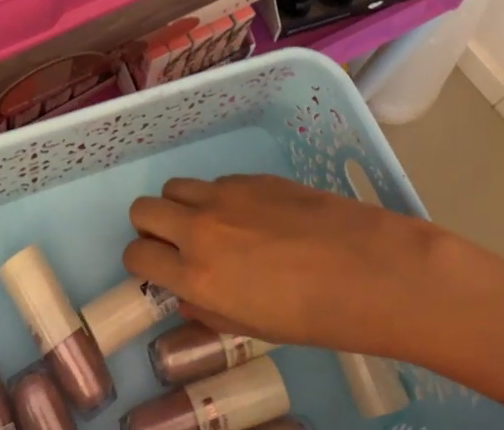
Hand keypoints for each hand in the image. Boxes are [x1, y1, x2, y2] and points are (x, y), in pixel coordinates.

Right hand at [123, 174, 445, 357]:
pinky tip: (253, 216)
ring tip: (212, 225)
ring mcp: (224, 196)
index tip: (158, 269)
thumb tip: (187, 293)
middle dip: (151, 228)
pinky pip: (215, 182)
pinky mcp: (251, 177)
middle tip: (176, 243)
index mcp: (195, 275)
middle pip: (143, 210)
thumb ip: (208, 308)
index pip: (136, 257)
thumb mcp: (251, 327)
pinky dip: (219, 198)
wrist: (367, 269)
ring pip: (174, 188)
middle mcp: (199, 229)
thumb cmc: (313, 316)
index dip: (142, 263)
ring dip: (181, 207)